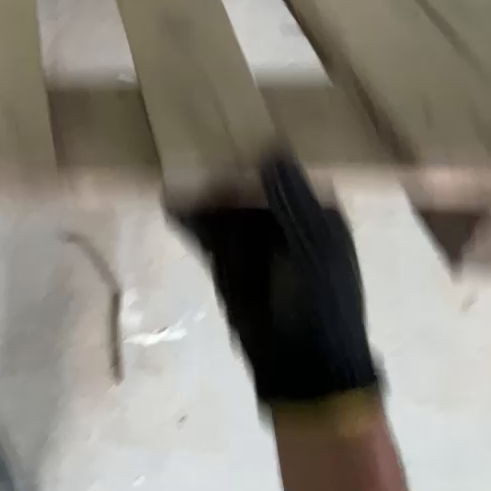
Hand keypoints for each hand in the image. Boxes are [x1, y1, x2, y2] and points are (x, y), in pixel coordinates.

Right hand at [171, 155, 377, 405]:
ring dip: (198, 192)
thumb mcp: (314, 251)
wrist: (303, 367)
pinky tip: (168, 203)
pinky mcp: (225, 262)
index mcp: (314, 216)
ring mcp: (250, 243)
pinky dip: (186, 218)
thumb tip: (270, 150)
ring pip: (220, 207)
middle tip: (190, 143)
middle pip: (245, 186)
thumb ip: (291, 202)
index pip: (283, 172)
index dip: (258, 149)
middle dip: (220, 169)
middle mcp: (280, 223)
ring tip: (174, 171)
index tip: (229, 124)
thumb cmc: (321, 304)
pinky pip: (202, 233)